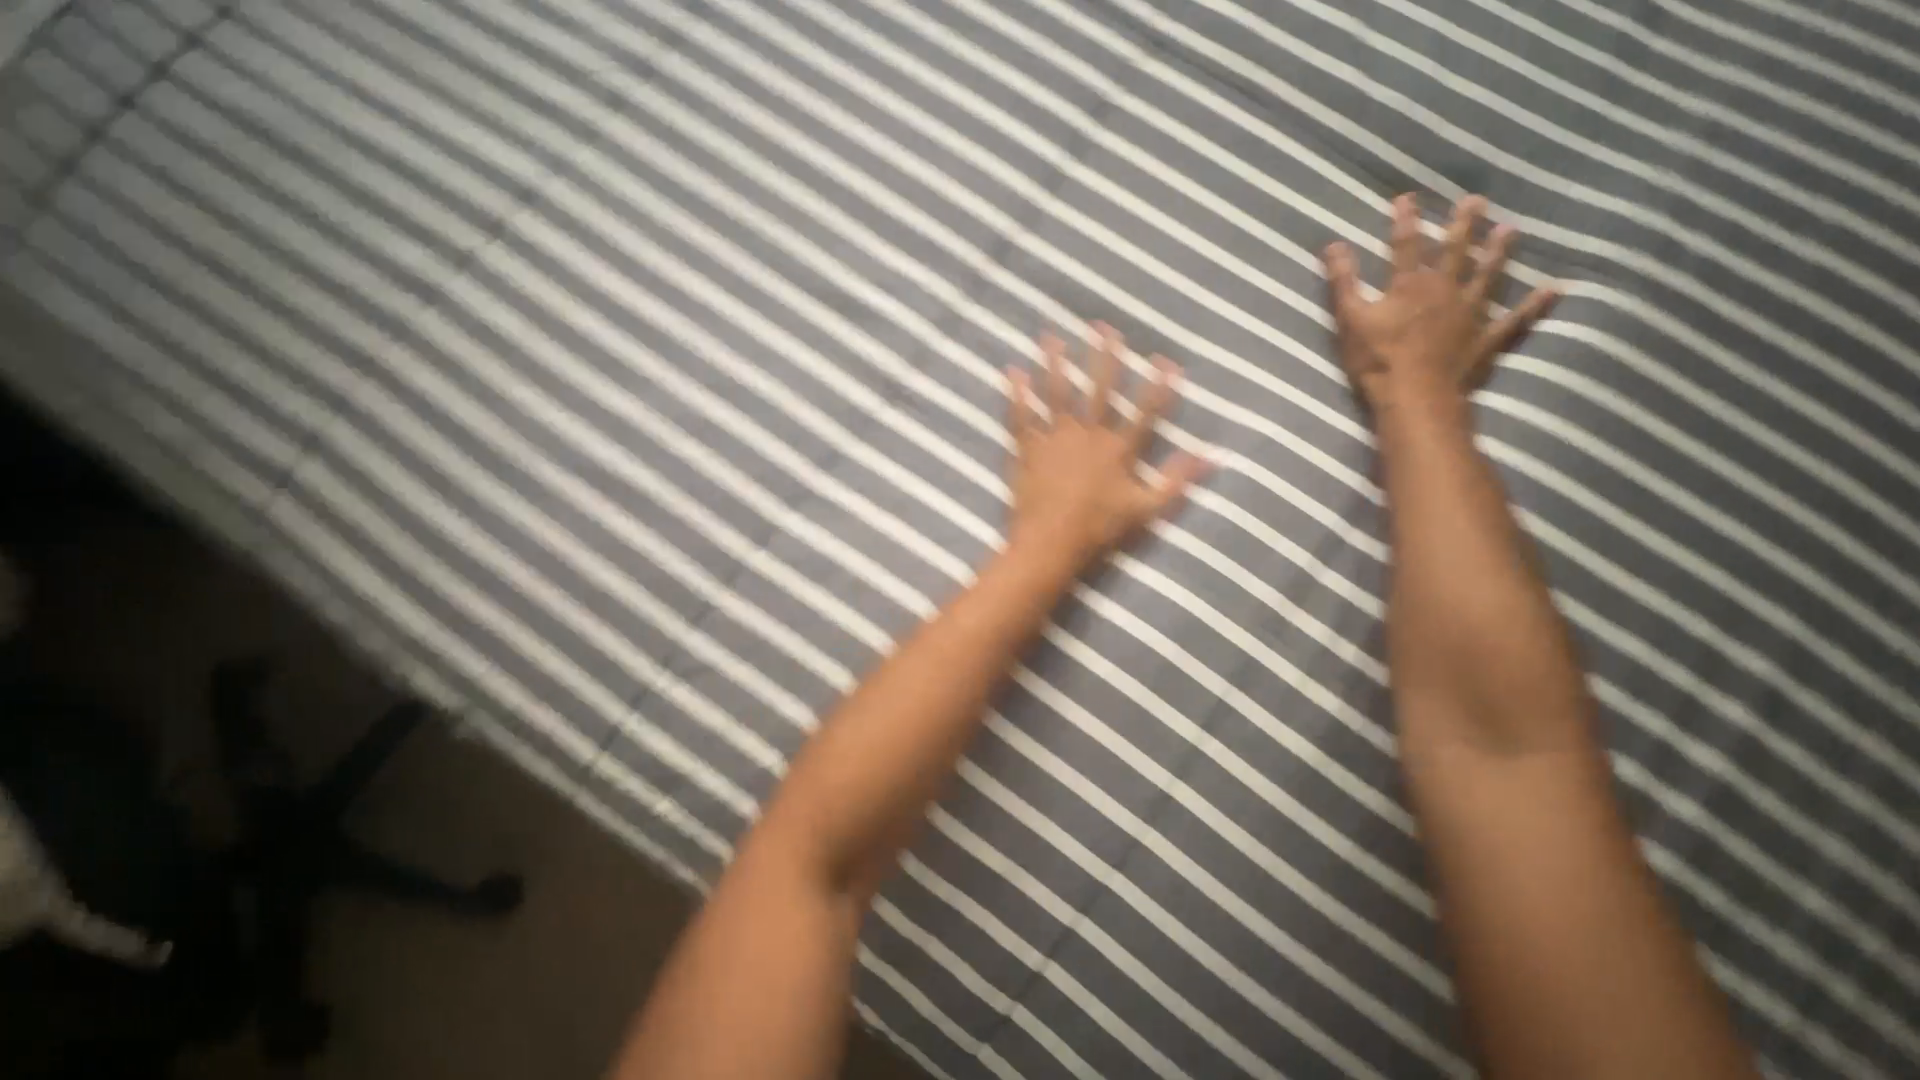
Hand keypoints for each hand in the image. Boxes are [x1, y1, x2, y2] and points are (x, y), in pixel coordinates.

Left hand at [1003, 323, 1208, 568]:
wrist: (1050, 543)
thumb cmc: (1100, 529)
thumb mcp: (1148, 510)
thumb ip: (1178, 480)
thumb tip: (1212, 457)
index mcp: (1118, 449)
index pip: (1144, 411)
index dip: (1158, 385)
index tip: (1168, 359)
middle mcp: (1087, 435)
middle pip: (1098, 389)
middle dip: (1103, 356)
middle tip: (1103, 326)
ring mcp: (1054, 439)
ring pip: (1055, 392)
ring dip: (1055, 362)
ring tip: (1051, 336)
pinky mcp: (1027, 450)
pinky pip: (1020, 416)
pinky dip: (1016, 393)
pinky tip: (1012, 371)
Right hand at [1323, 194, 1559, 410]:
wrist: (1415, 398)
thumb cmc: (1377, 360)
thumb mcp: (1349, 319)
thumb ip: (1343, 281)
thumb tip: (1332, 244)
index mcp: (1409, 285)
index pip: (1406, 245)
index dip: (1405, 220)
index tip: (1407, 198)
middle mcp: (1445, 291)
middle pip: (1455, 252)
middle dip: (1463, 225)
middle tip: (1476, 200)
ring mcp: (1472, 315)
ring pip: (1488, 277)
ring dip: (1498, 253)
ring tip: (1510, 230)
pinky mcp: (1488, 341)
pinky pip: (1515, 321)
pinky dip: (1534, 307)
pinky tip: (1553, 291)